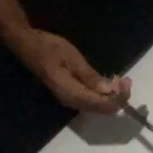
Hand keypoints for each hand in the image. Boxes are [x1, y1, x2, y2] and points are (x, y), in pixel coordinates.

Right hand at [6, 26, 128, 113]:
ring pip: (99, 106)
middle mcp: (72, 102)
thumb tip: (110, 91)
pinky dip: (104, 94)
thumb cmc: (48, 48)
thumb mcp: (72, 59)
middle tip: (126, 80)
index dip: (119, 96)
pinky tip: (109, 83)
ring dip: (113, 96)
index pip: (104, 104)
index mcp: (72, 93)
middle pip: (104, 108)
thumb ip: (91, 77)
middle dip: (119, 97)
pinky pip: (93, 101)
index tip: (126, 81)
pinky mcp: (71, 95)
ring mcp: (71, 100)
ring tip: (120, 80)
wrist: (26, 44)